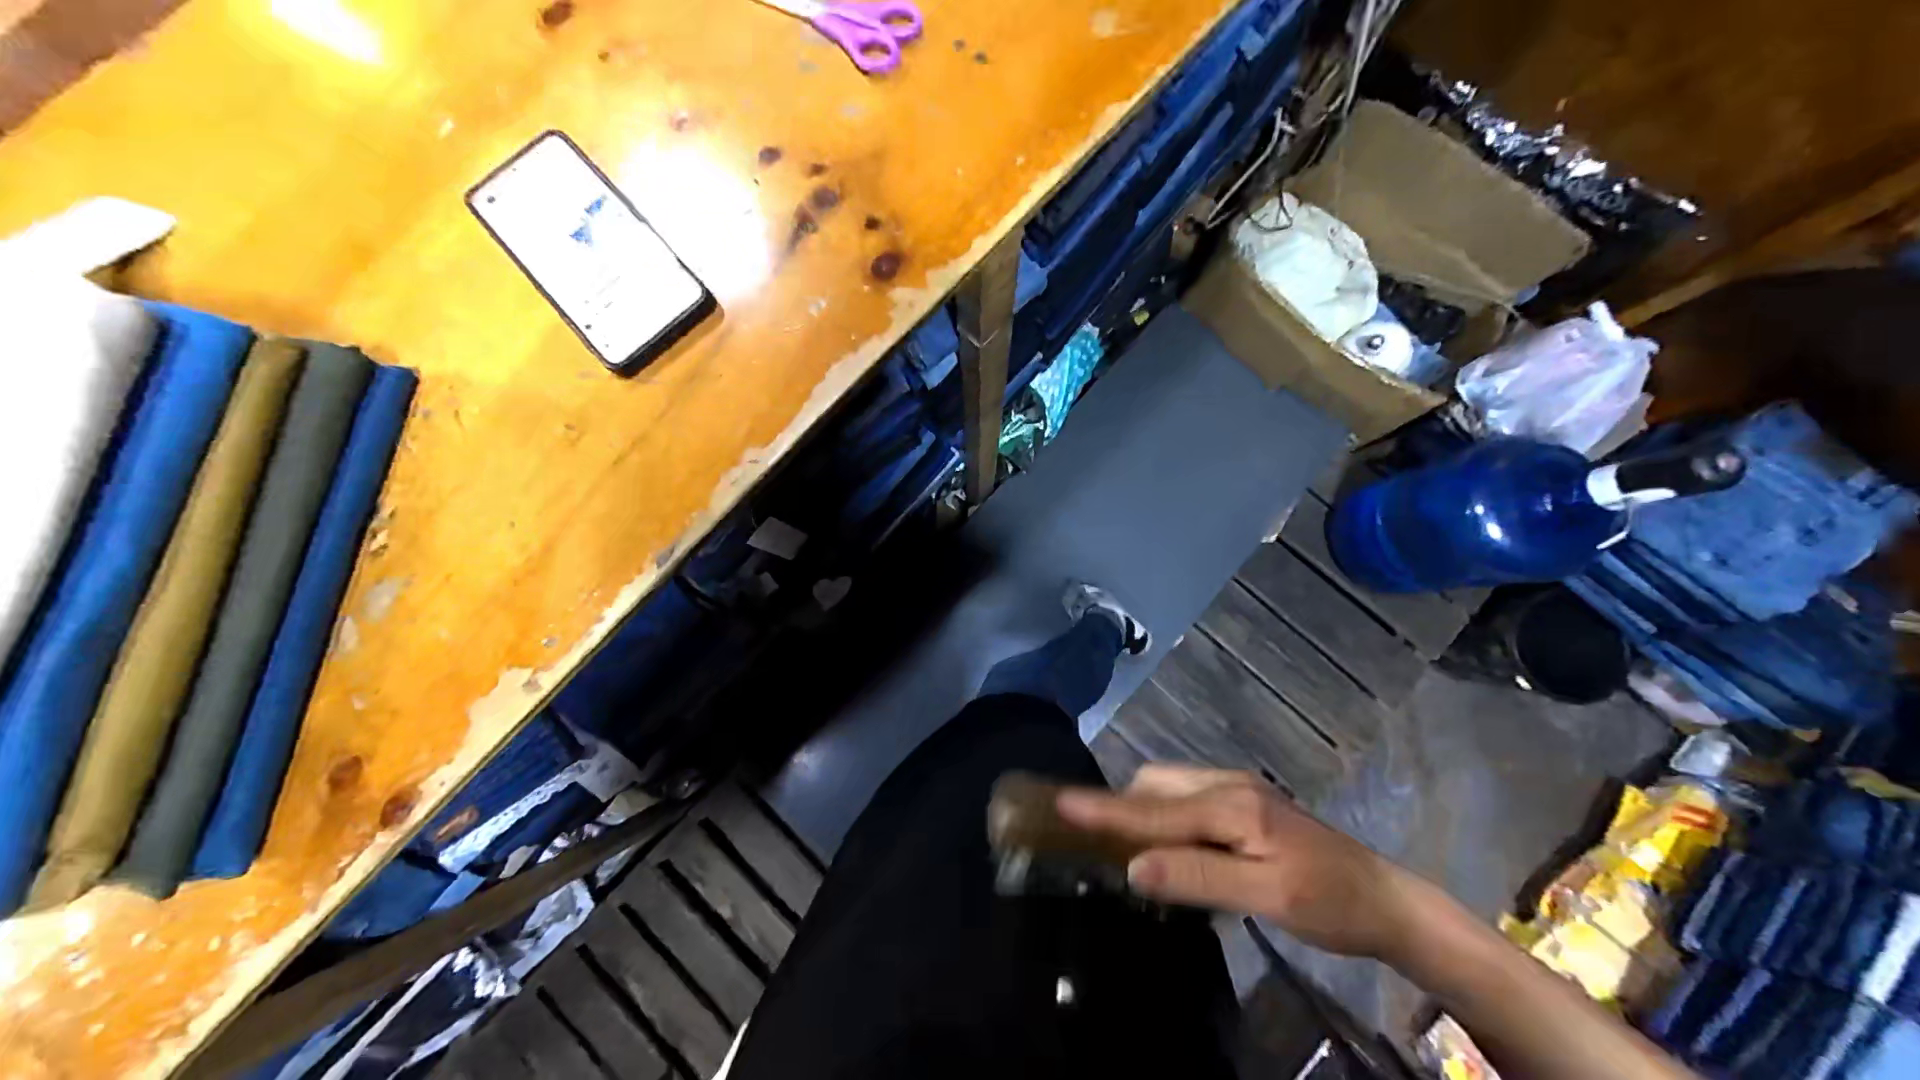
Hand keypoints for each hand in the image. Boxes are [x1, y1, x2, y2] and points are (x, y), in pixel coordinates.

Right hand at [1056, 764, 1413, 958]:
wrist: (1386, 899)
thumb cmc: (1329, 903)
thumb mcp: (1267, 896)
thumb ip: (1199, 876)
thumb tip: (1135, 867)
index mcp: (1231, 806)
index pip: (1154, 810)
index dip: (1104, 809)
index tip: (1060, 802)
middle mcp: (1227, 785)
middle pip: (1155, 785)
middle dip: (1122, 806)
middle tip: (1094, 841)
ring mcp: (1236, 790)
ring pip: (1168, 788)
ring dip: (1142, 810)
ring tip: (1125, 845)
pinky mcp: (1243, 802)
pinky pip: (1185, 798)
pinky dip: (1163, 815)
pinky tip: (1167, 842)